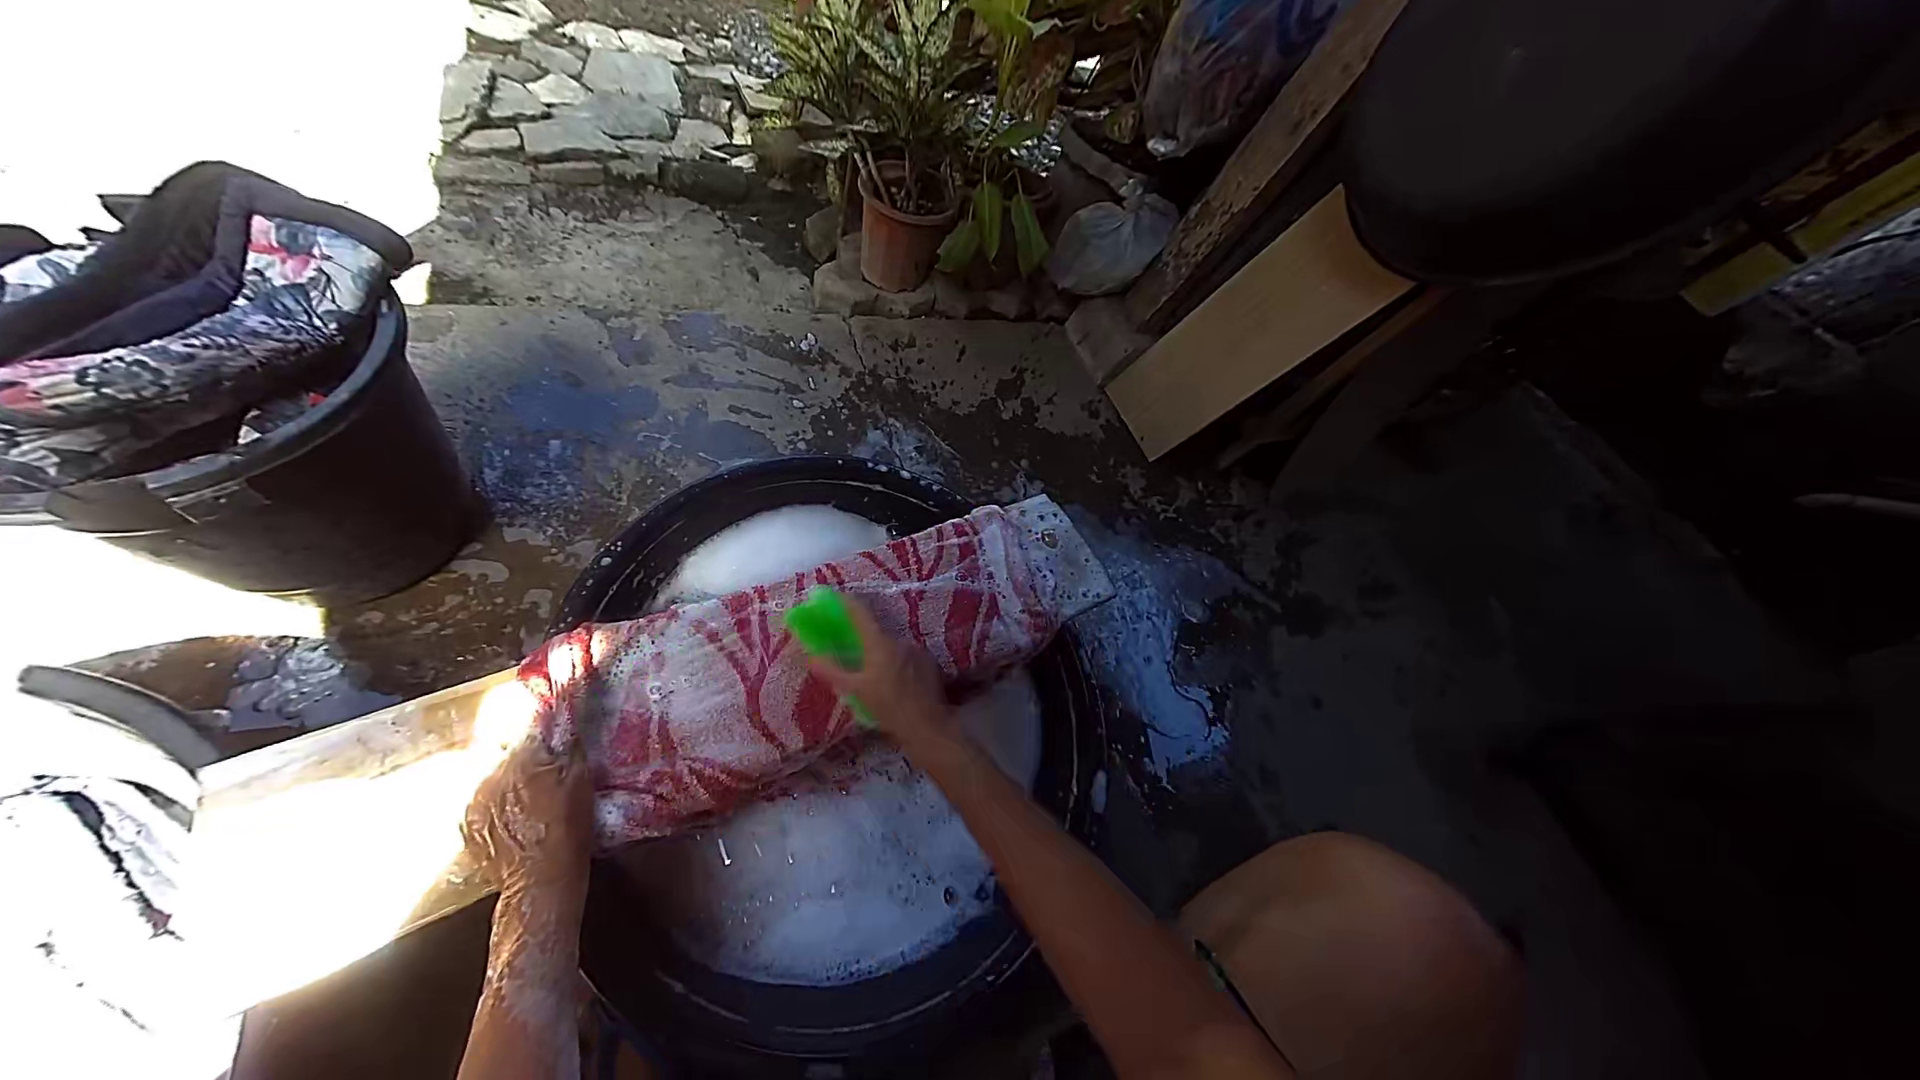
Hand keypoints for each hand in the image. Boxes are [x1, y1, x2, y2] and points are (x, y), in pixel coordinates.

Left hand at [462, 734, 592, 898]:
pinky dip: (493, 800)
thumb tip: (567, 730)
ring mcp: (472, 800)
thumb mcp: (581, 782)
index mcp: (521, 760)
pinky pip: (479, 799)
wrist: (539, 878)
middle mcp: (490, 775)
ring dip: (505, 777)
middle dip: (520, 755)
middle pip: (503, 751)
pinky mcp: (464, 822)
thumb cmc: (568, 827)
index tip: (552, 742)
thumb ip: (571, 750)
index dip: (543, 735)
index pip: (529, 731)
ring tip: (523, 793)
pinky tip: (510, 812)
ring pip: (489, 774)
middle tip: (539, 768)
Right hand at [805, 594, 961, 753]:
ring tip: (873, 673)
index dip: (846, 602)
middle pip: (877, 631)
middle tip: (850, 648)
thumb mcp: (856, 691)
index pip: (860, 613)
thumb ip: (833, 671)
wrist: (928, 726)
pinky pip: (907, 656)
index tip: (834, 597)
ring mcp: (917, 650)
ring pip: (893, 646)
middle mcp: (900, 640)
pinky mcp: (929, 663)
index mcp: (880, 643)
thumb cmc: (888, 708)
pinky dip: (897, 662)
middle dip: (863, 637)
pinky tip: (894, 681)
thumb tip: (812, 657)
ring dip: (881, 653)